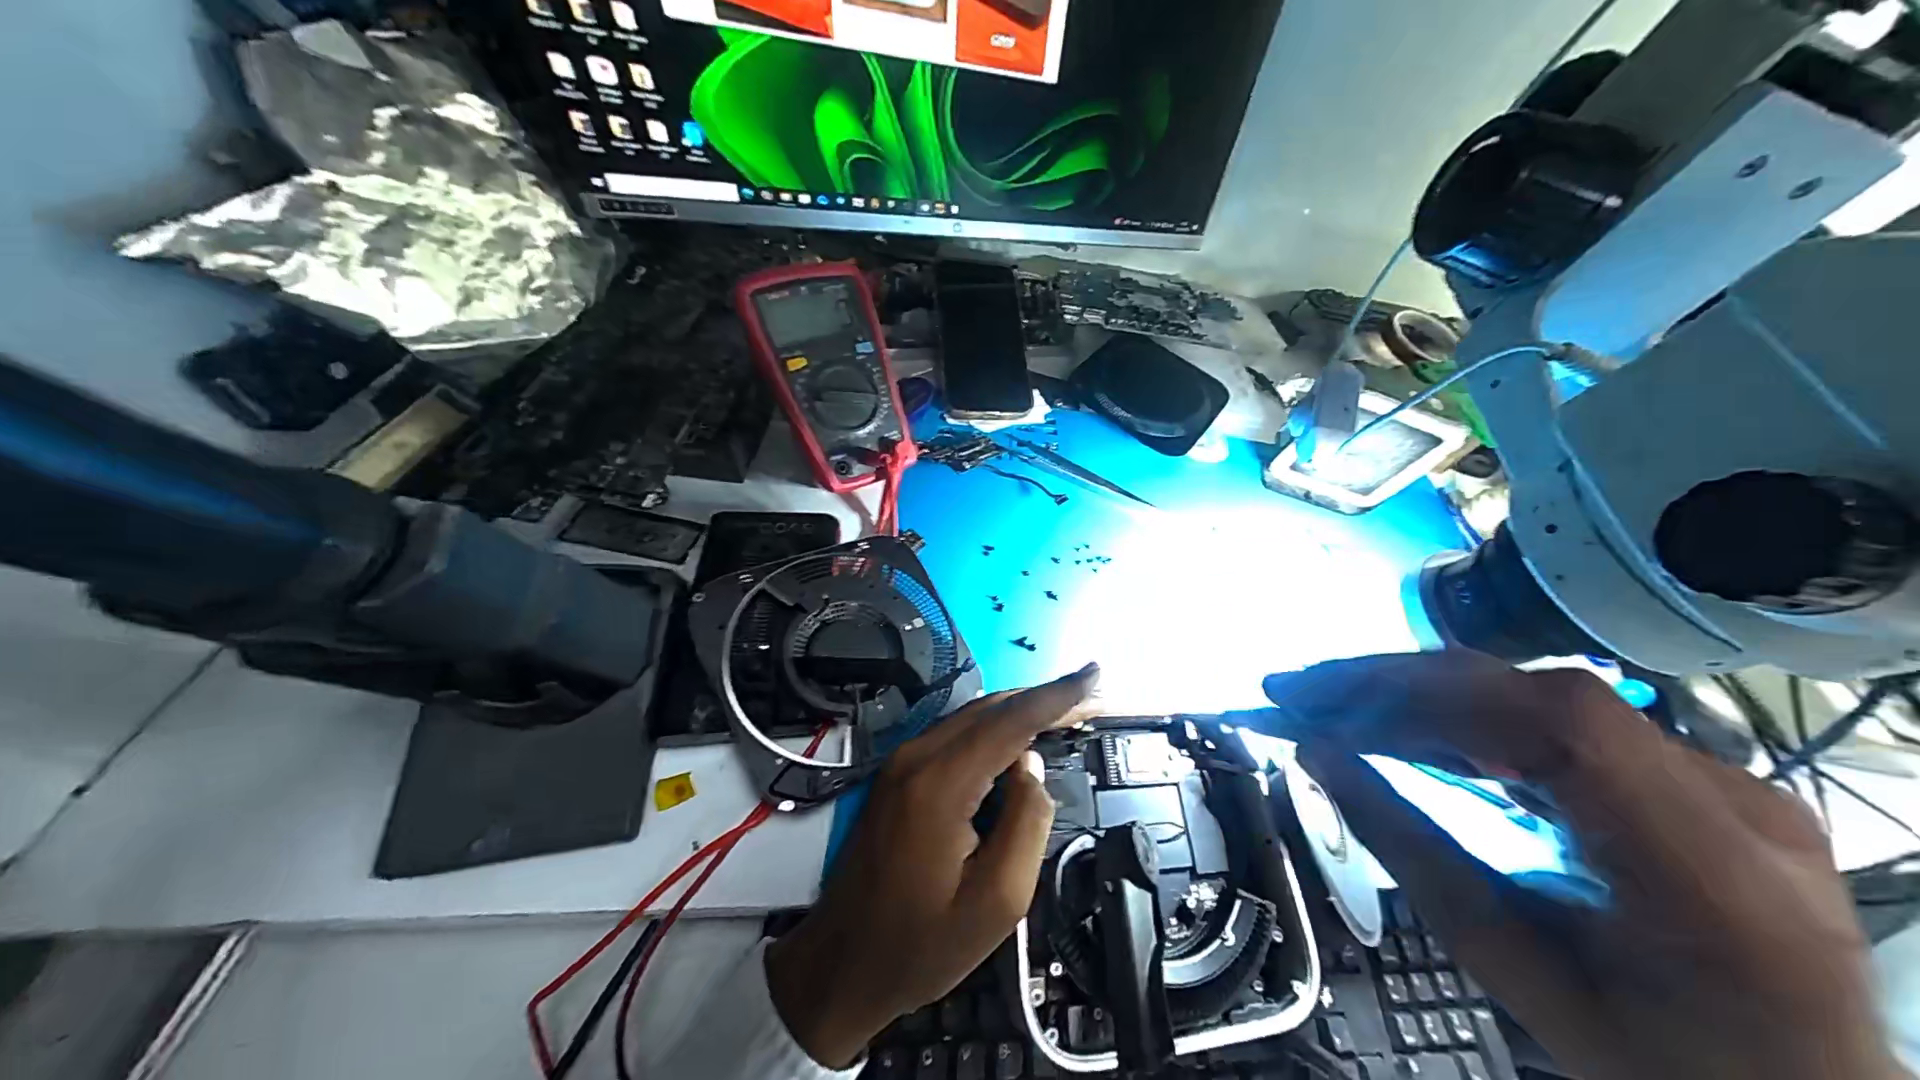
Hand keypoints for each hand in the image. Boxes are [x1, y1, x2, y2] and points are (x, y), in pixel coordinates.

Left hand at [765, 663, 1100, 1067]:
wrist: (844, 962)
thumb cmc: (921, 942)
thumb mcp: (997, 901)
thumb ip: (1027, 824)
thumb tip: (1031, 768)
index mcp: (940, 784)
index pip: (1011, 721)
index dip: (1059, 696)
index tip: (1094, 675)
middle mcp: (916, 758)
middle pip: (991, 709)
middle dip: (1044, 699)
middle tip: (1090, 699)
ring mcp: (901, 763)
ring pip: (972, 718)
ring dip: (1020, 712)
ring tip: (1065, 715)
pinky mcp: (897, 775)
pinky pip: (955, 736)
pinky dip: (994, 730)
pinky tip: (1017, 741)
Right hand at [1260, 650, 1906, 1079]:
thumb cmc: (1650, 1057)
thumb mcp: (1508, 961)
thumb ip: (1407, 846)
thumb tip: (1317, 753)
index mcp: (1708, 870)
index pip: (1557, 723)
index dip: (1424, 697)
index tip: (1324, 710)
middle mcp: (1731, 801)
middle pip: (1536, 691)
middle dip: (1400, 683)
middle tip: (1300, 693)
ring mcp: (1721, 780)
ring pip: (1537, 693)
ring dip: (1423, 693)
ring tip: (1334, 705)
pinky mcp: (1689, 774)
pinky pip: (1552, 719)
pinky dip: (1464, 715)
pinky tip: (1407, 728)